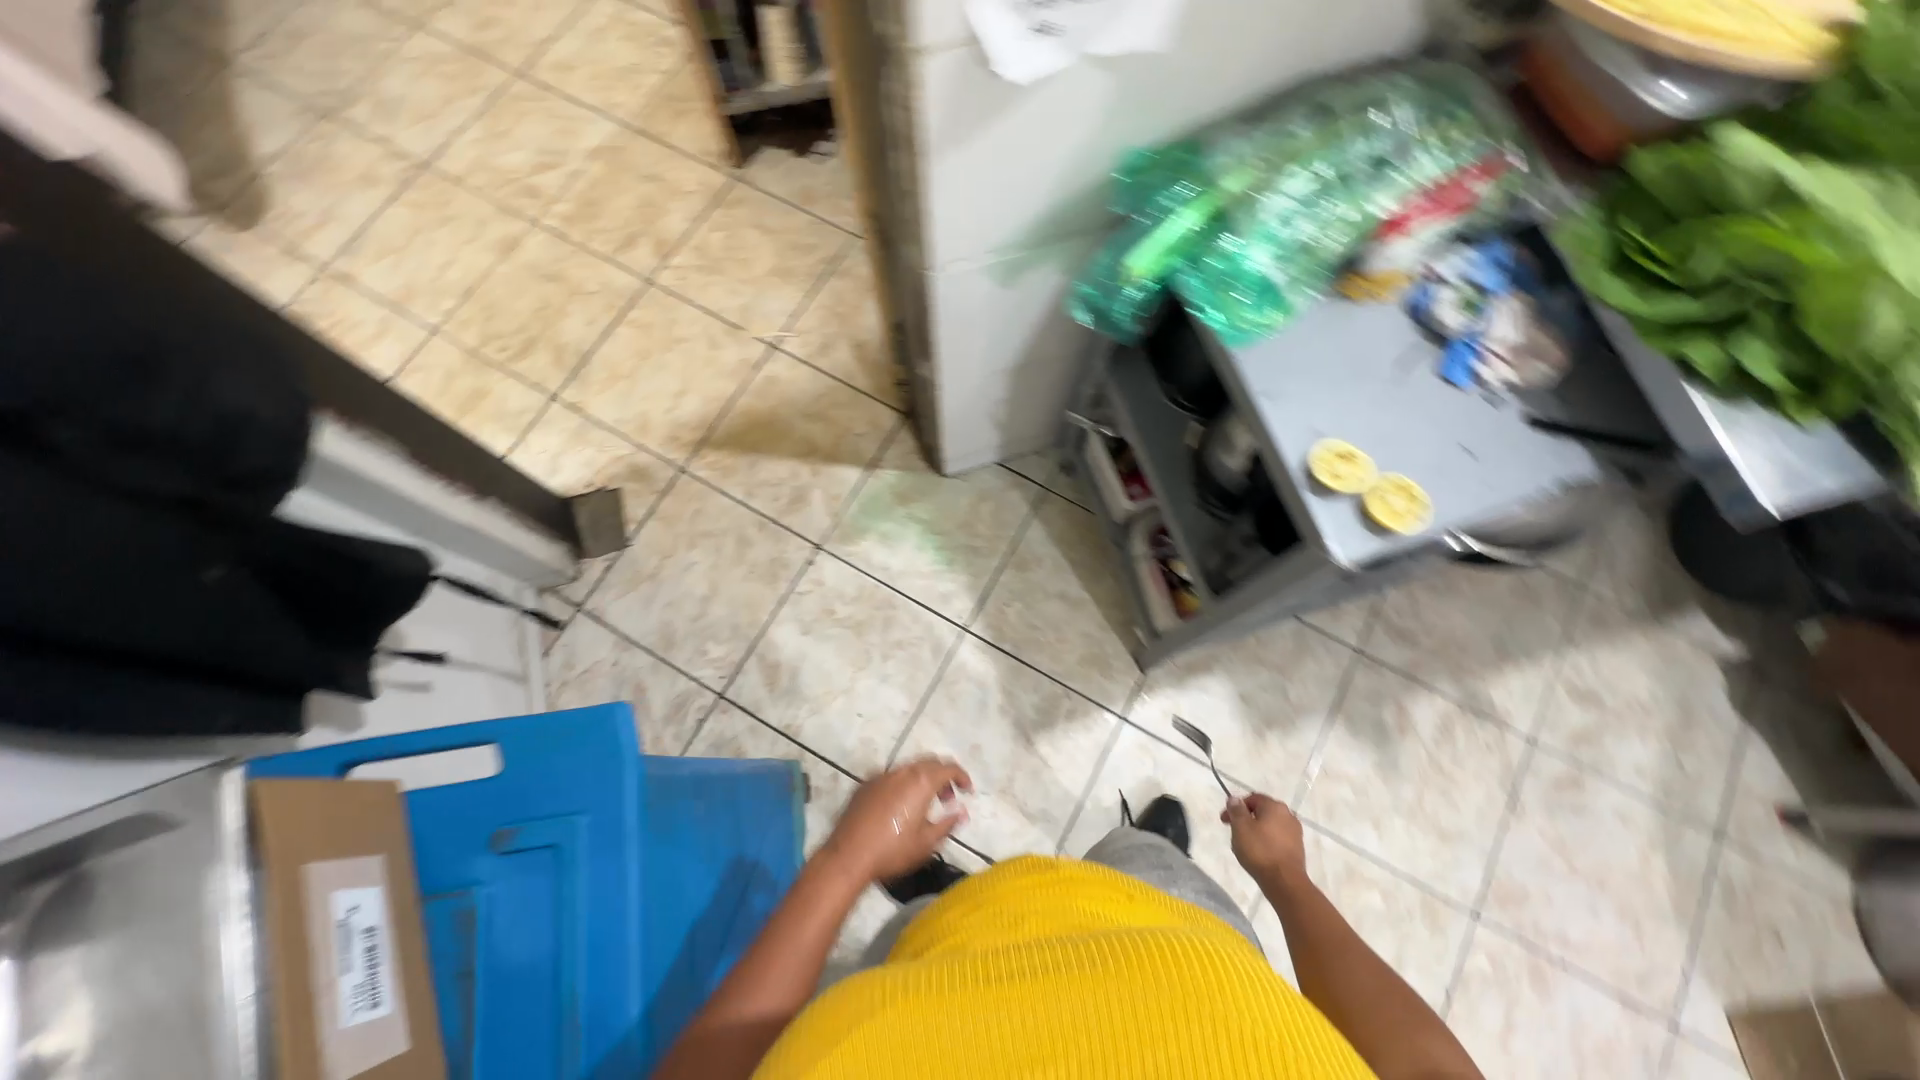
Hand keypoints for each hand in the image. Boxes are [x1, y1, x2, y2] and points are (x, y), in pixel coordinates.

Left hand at [820, 757, 972, 883]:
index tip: (967, 791)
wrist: (848, 856)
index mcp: (921, 782)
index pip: (949, 768)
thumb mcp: (927, 843)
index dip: (962, 776)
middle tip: (948, 798)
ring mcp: (881, 776)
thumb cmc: (893, 851)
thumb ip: (948, 823)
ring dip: (923, 779)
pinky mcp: (866, 785)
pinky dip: (904, 785)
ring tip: (925, 804)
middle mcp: (902, 772)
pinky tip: (900, 807)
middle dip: (943, 776)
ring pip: (909, 768)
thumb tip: (962, 812)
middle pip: (929, 762)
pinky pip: (891, 777)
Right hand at [1222, 793, 1307, 889]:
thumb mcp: (1240, 827)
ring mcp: (1295, 832)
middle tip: (1234, 833)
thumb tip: (1234, 799)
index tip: (1224, 821)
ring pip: (1270, 826)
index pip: (1252, 798)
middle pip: (1262, 812)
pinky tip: (1259, 854)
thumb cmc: (1259, 850)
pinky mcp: (1297, 848)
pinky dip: (1266, 842)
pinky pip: (1277, 839)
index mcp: (1274, 806)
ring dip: (1256, 831)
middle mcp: (1288, 815)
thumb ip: (1236, 810)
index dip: (1235, 807)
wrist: (1284, 881)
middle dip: (1246, 820)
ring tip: (1245, 846)